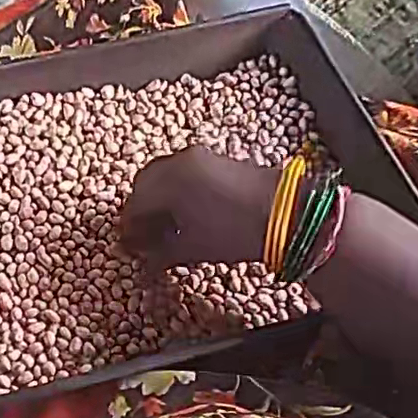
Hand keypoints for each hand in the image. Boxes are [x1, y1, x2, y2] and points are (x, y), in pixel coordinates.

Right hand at [118, 146, 277, 270]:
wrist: (288, 214)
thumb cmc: (234, 233)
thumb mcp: (192, 248)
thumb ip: (161, 253)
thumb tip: (144, 260)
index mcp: (167, 182)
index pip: (134, 204)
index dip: (129, 228)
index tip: (129, 247)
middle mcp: (178, 162)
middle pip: (144, 184)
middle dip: (140, 210)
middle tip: (143, 236)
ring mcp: (200, 157)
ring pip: (163, 175)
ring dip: (157, 199)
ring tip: (164, 227)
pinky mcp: (217, 159)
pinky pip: (183, 172)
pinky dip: (176, 191)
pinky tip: (183, 215)